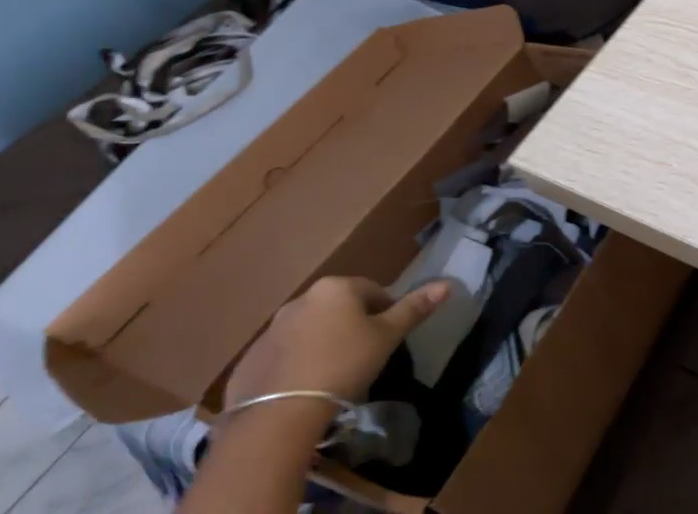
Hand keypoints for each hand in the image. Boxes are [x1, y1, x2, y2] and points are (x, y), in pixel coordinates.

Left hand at [224, 275, 449, 407]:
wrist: (279, 413)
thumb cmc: (344, 364)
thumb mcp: (387, 337)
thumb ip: (414, 309)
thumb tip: (447, 284)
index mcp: (336, 287)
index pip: (373, 291)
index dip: (385, 313)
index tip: (388, 339)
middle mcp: (301, 299)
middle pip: (338, 307)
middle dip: (351, 326)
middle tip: (363, 355)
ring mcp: (271, 329)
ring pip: (309, 330)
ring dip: (323, 343)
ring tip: (333, 374)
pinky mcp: (251, 358)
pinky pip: (283, 354)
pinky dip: (296, 364)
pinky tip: (305, 387)